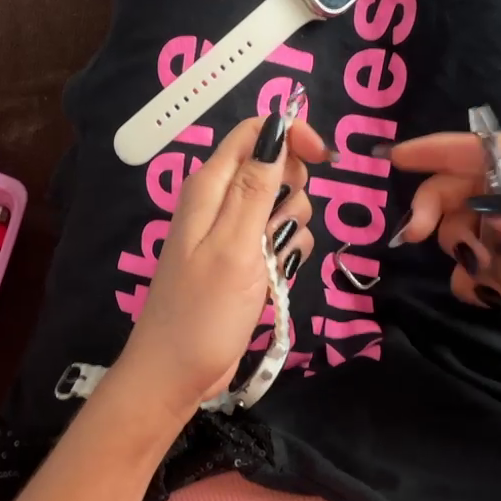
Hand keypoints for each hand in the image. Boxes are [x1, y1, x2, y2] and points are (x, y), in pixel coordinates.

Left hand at [113, 112, 326, 414]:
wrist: (177, 373)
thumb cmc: (203, 312)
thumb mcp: (234, 245)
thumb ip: (255, 187)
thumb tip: (277, 127)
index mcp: (210, 186)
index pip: (255, 131)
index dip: (291, 135)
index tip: (323, 158)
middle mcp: (220, 200)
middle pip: (275, 165)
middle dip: (292, 190)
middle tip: (276, 228)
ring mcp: (233, 231)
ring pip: (283, 203)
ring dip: (290, 228)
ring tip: (271, 262)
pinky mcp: (244, 259)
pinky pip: (280, 238)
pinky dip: (287, 254)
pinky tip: (276, 278)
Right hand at [388, 133, 500, 404]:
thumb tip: (497, 201)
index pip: (496, 151)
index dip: (442, 150)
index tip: (394, 159)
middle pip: (476, 187)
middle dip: (439, 203)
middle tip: (412, 235)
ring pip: (474, 226)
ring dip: (454, 243)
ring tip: (470, 276)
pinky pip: (483, 265)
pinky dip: (469, 276)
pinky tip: (480, 295)